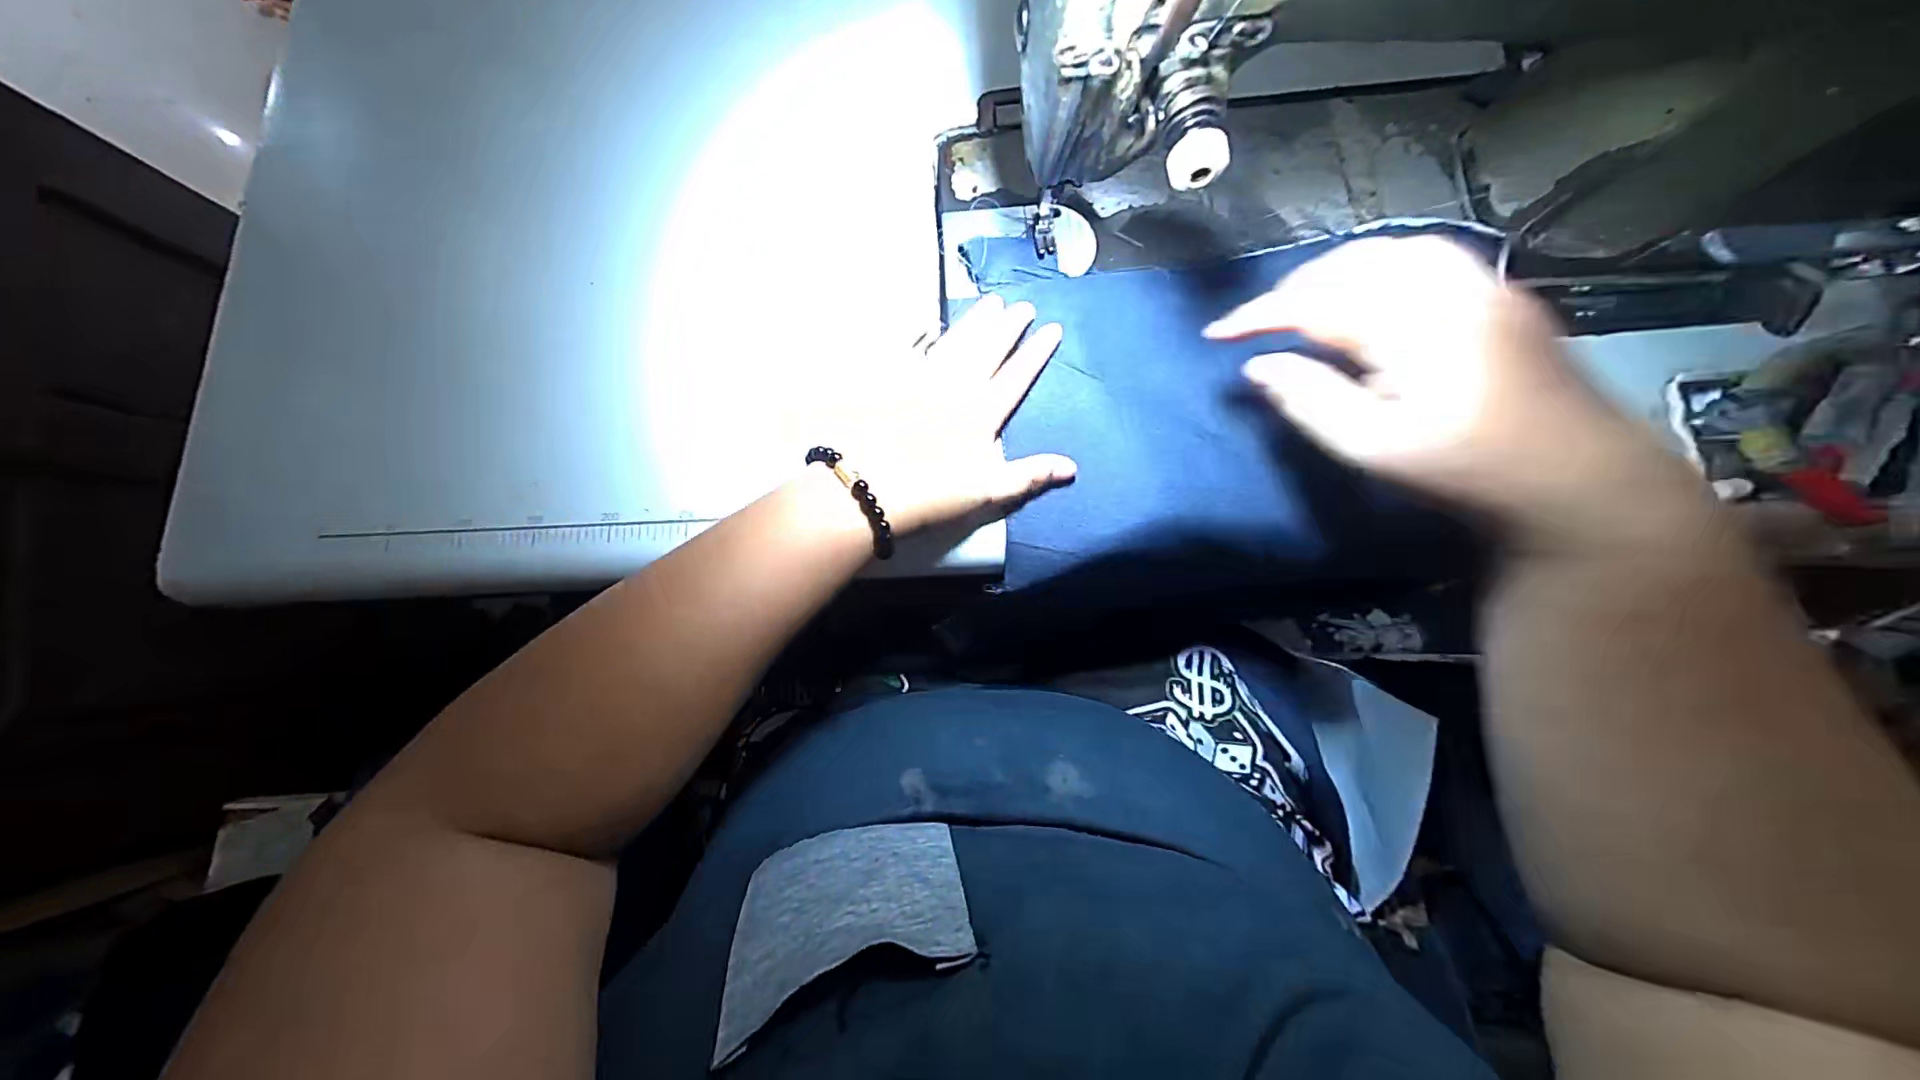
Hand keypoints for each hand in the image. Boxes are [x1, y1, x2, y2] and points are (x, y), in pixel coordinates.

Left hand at [826, 294, 1076, 534]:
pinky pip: (908, 346)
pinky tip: (928, 323)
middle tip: (1024, 305)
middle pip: (989, 347)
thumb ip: (1029, 475)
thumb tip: (1071, 467)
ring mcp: (920, 377)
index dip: (1036, 352)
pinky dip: (920, 332)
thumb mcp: (987, 491)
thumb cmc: (931, 494)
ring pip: (955, 339)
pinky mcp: (887, 377)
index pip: (1017, 375)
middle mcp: (956, 385)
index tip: (1052, 328)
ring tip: (990, 302)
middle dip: (1009, 325)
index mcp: (983, 411)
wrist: (868, 485)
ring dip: (975, 320)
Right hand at [1205, 235, 1704, 547]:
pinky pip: (1428, 260)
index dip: (1258, 314)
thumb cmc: (1466, 469)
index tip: (1216, 335)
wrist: (1580, 481)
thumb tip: (1258, 367)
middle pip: (1355, 262)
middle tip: (1257, 320)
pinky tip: (1369, 298)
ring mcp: (1486, 288)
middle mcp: (1451, 288)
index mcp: (1413, 323)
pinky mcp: (1503, 300)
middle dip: (1295, 286)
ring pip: (1394, 252)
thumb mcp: (1372, 446)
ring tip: (1305, 302)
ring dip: (1338, 271)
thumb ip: (1309, 400)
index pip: (1316, 301)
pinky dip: (1379, 269)